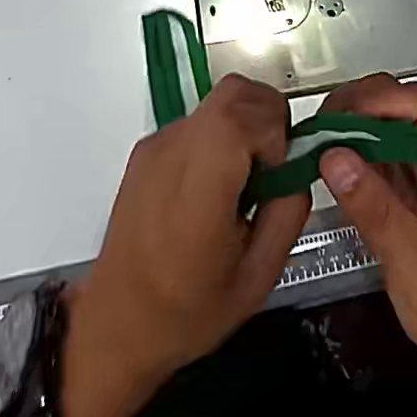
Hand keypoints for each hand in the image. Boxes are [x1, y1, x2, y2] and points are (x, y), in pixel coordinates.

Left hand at [59, 75, 310, 416]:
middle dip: (268, 118)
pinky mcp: (148, 147)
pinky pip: (199, 120)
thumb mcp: (259, 275)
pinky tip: (216, 184)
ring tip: (243, 180)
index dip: (276, 134)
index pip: (246, 114)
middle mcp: (172, 152)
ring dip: (246, 125)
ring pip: (219, 101)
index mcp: (199, 188)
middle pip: (235, 92)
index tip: (276, 176)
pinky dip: (221, 135)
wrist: (116, 324)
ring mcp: (156, 144)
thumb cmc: (187, 311)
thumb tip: (300, 167)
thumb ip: (289, 212)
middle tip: (271, 168)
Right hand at [316, 74, 416, 381]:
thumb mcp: (413, 257)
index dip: (379, 100)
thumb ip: (372, 204)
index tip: (338, 113)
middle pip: (404, 111)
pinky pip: (380, 163)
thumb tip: (331, 154)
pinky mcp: (410, 200)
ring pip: (389, 134)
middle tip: (320, 123)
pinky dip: (354, 158)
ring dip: (354, 131)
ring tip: (316, 138)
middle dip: (362, 108)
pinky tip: (329, 163)